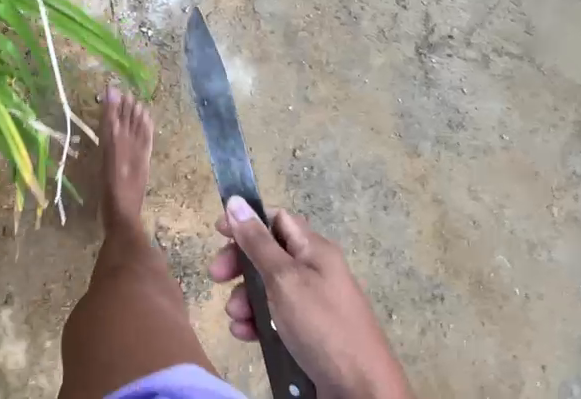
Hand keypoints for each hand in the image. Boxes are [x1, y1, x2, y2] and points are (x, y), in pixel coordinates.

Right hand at [210, 197, 413, 398]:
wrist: (363, 395)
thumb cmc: (322, 327)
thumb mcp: (284, 279)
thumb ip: (257, 241)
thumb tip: (236, 200)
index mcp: (315, 250)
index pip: (276, 219)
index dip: (246, 221)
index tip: (219, 233)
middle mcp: (315, 271)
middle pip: (267, 253)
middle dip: (239, 264)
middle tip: (217, 277)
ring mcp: (313, 303)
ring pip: (267, 287)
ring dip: (244, 298)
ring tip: (236, 317)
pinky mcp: (310, 332)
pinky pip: (275, 316)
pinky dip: (257, 321)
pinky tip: (246, 334)